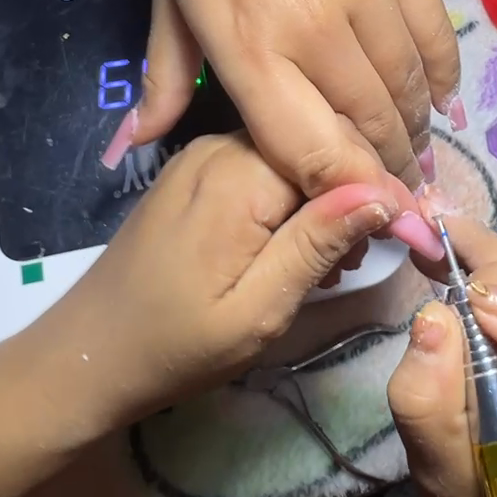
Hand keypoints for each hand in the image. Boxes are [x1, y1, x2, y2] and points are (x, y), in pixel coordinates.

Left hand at [28, 132, 418, 430]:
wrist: (86, 353)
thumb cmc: (175, 345)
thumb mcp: (258, 309)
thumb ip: (318, 243)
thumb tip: (386, 195)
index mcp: (238, 173)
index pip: (335, 151)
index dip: (379, 190)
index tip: (410, 235)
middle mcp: (223, 143)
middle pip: (317, 144)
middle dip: (353, 194)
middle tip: (356, 260)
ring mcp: (207, 151)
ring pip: (296, 153)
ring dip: (325, 199)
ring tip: (326, 263)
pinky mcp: (199, 168)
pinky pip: (266, 163)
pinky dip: (293, 198)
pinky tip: (292, 245)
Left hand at [111, 0, 462, 200]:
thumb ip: (162, 77)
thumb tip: (127, 144)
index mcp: (246, 45)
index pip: (309, 150)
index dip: (347, 198)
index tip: (370, 222)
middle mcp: (312, 27)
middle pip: (369, 128)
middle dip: (385, 171)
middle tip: (393, 191)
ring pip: (409, 89)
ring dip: (415, 131)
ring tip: (411, 150)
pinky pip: (436, 39)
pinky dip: (441, 79)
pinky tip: (435, 99)